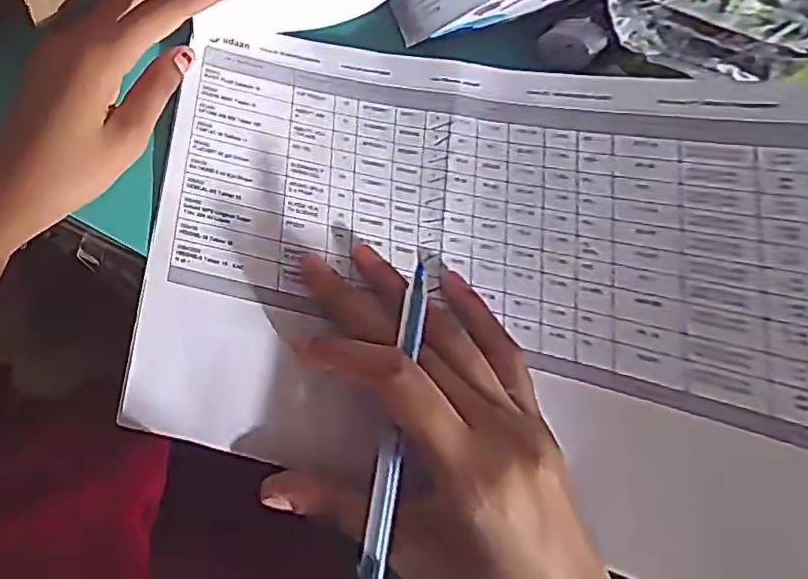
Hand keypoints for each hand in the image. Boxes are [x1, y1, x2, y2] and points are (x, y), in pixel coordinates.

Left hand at [0, 0, 249, 380]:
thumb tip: (185, 51)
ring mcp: (59, 41)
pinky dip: (131, 9)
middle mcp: (78, 35)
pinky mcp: (50, 54)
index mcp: (101, 55)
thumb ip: (157, 89)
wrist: (3, 192)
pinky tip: (150, 23)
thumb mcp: (126, 141)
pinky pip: (98, 17)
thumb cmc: (68, 175)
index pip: (164, 9)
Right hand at [260, 244, 604, 578]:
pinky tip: (451, 280)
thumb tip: (275, 490)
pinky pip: (503, 353)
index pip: (398, 381)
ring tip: (368, 259)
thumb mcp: (409, 550)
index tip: (309, 346)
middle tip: (321, 269)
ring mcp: (520, 420)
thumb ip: (339, 505)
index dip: (348, 354)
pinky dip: (474, 311)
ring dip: (405, 293)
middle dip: (359, 302)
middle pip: (418, 345)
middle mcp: (498, 432)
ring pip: (454, 337)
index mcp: (468, 467)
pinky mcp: (533, 417)